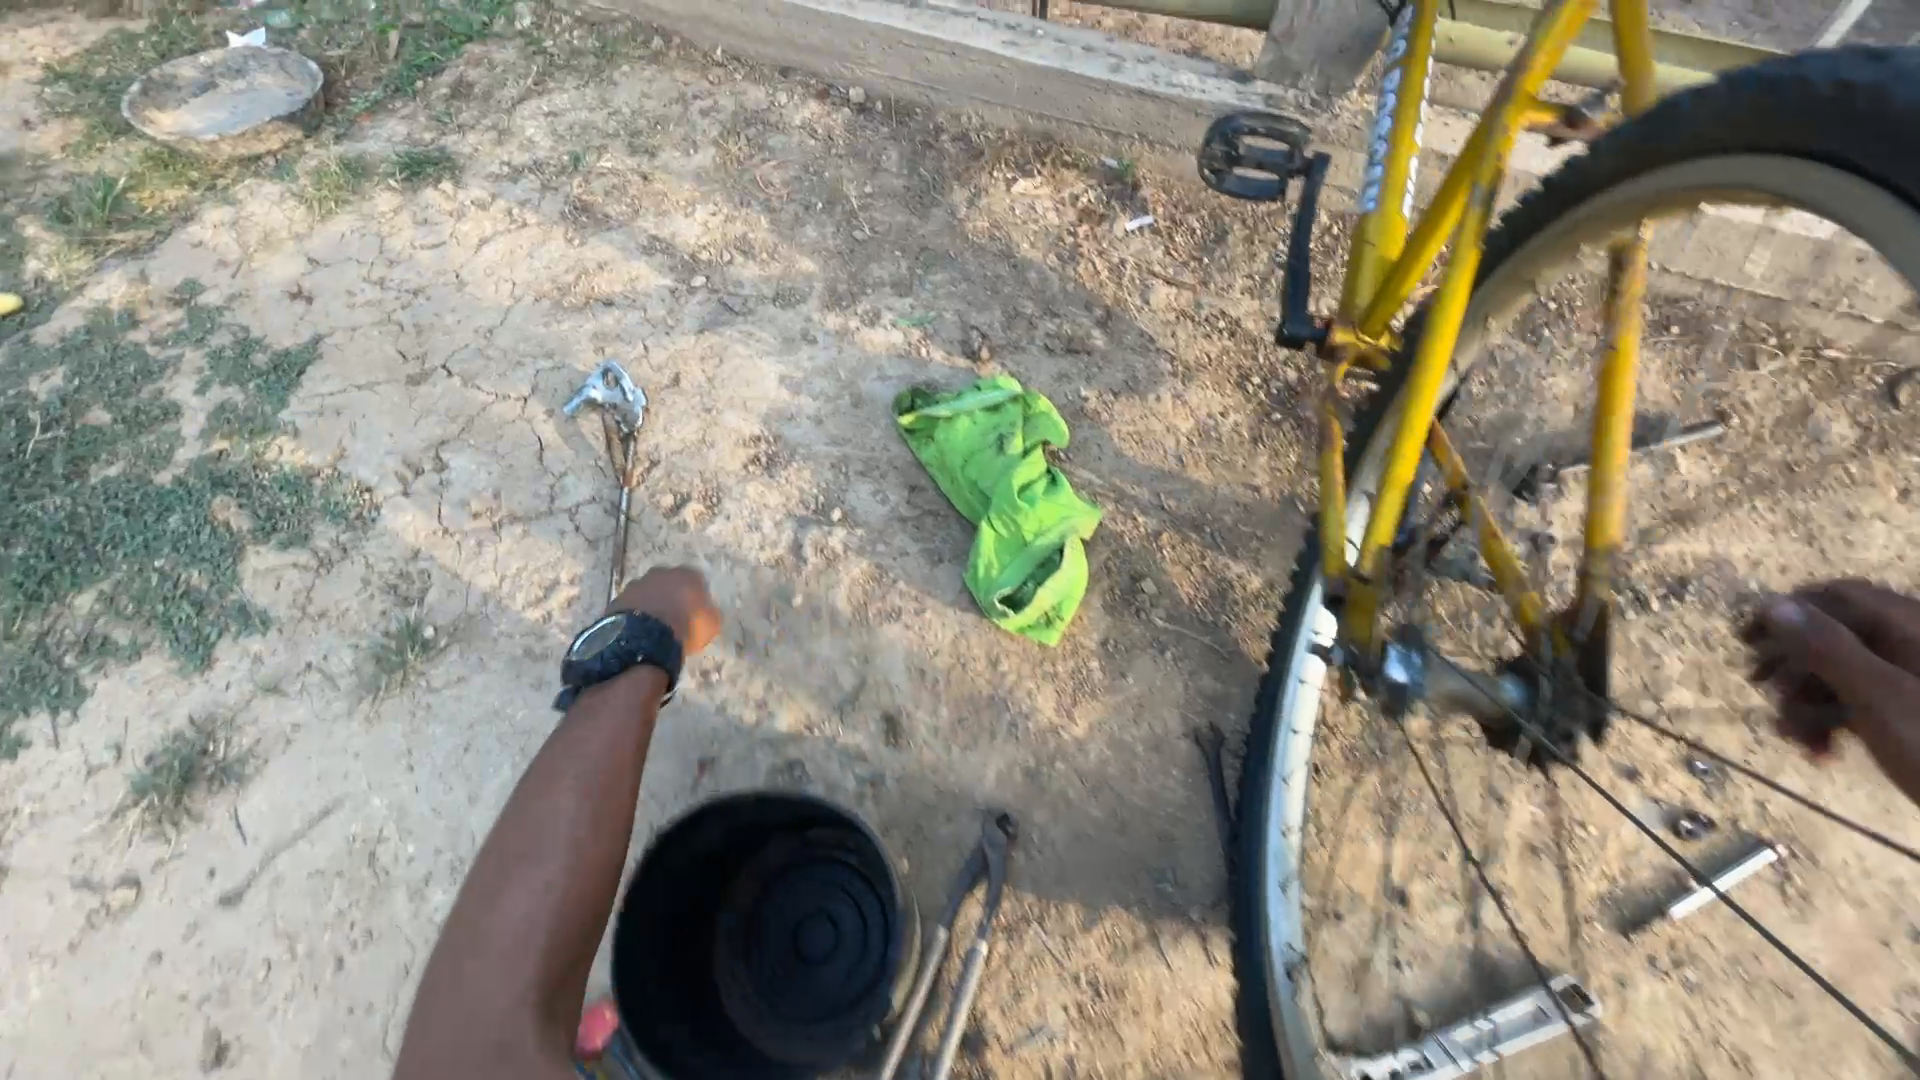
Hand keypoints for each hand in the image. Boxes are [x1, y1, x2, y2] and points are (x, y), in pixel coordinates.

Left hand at [610, 566, 720, 654]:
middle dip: (671, 595)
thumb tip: (707, 611)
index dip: (696, 595)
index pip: (696, 579)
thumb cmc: (685, 627)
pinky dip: (636, 614)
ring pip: (648, 591)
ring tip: (655, 625)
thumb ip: (710, 612)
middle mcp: (661, 573)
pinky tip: (640, 629)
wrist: (644, 639)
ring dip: (652, 603)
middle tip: (675, 615)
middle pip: (669, 582)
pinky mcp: (618, 599)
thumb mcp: (711, 624)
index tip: (696, 611)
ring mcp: (636, 584)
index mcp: (687, 574)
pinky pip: (632, 605)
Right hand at [1743, 579, 1919, 804]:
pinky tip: (1825, 752)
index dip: (1787, 611)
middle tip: (1763, 694)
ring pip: (1847, 674)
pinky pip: (1869, 702)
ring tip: (1799, 740)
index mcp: (1916, 630)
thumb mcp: (1881, 699)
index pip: (1839, 595)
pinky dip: (1837, 722)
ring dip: (1809, 704)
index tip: (1745, 641)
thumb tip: (1775, 604)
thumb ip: (1827, 648)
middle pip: (1837, 637)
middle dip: (1794, 668)